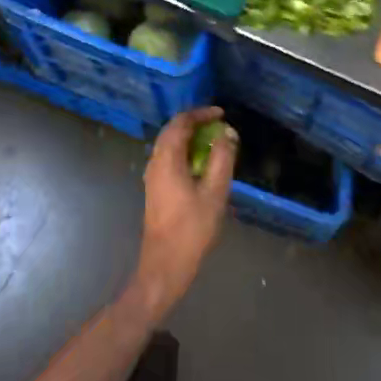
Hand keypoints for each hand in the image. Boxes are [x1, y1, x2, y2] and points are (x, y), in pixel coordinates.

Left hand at [132, 106, 236, 318]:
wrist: (164, 266)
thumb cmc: (191, 229)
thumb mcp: (214, 192)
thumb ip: (222, 158)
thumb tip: (227, 133)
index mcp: (167, 158)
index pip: (181, 122)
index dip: (201, 113)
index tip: (221, 114)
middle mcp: (155, 161)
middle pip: (173, 130)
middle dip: (195, 123)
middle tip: (218, 125)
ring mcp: (152, 176)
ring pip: (169, 144)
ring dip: (190, 137)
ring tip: (214, 142)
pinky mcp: (155, 188)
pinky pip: (169, 158)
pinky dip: (185, 152)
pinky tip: (201, 164)